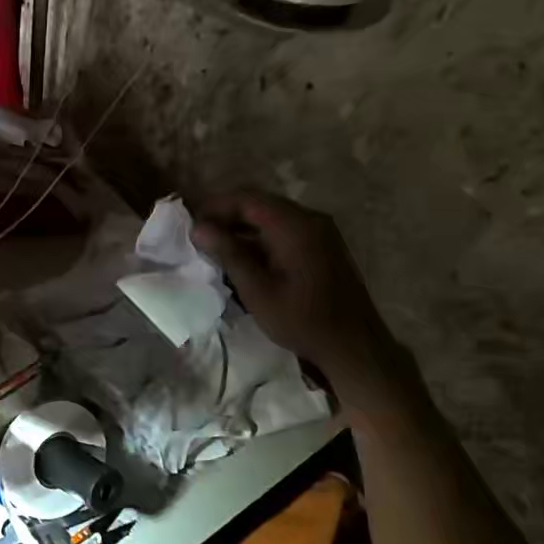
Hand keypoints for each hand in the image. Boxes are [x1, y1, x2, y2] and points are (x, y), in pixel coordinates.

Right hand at [191, 191, 400, 381]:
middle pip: (261, 204)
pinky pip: (287, 232)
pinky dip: (263, 239)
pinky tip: (246, 260)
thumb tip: (199, 228)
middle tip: (201, 236)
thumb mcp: (258, 290)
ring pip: (274, 218)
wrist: (352, 345)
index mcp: (294, 224)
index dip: (216, 207)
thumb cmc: (301, 320)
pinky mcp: (324, 247)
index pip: (247, 199)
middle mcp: (310, 219)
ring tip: (218, 249)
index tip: (191, 223)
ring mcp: (321, 232)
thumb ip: (228, 254)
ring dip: (245, 229)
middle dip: (228, 216)